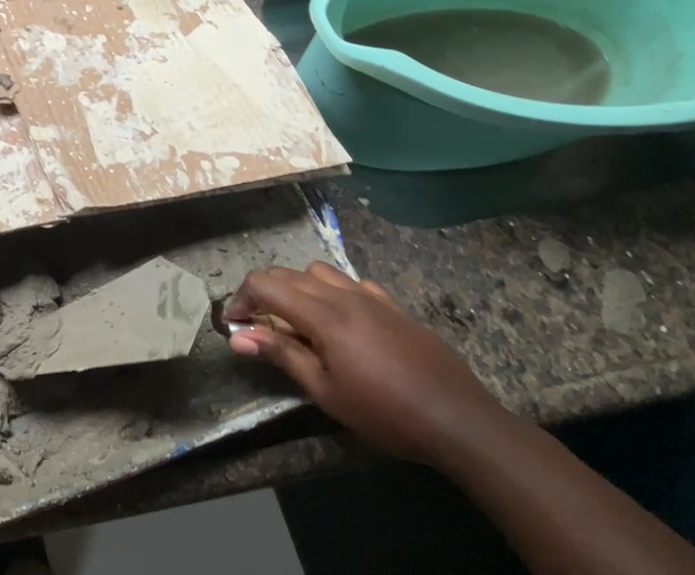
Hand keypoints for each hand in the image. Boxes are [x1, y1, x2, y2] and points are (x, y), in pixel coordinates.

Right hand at [225, 262, 506, 466]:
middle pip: (288, 274)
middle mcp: (345, 295)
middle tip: (257, 325)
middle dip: (263, 293)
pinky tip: (342, 322)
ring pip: (320, 272)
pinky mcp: (396, 308)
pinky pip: (354, 283)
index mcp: (323, 314)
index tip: (233, 325)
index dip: (240, 299)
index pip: (265, 284)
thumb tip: (238, 336)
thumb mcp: (325, 391)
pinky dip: (334, 292)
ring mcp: (374, 298)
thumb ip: (281, 355)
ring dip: (298, 287)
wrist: (460, 422)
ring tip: (298, 320)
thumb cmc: (385, 413)